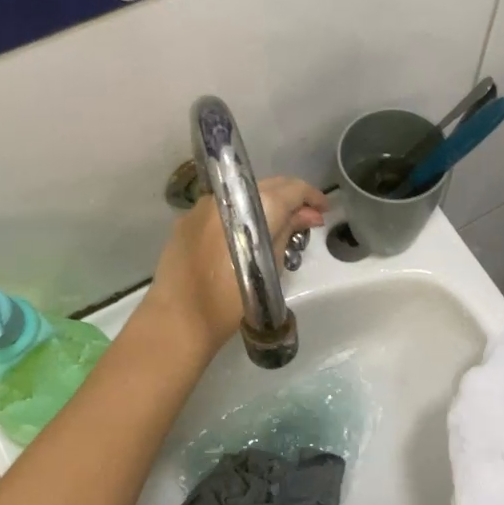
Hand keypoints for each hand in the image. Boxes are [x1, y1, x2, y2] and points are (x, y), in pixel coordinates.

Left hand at [142, 177, 327, 350]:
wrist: (180, 318)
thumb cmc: (232, 300)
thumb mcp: (270, 266)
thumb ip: (288, 231)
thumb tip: (308, 215)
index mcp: (255, 206)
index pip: (292, 189)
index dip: (311, 196)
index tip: (323, 209)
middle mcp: (228, 196)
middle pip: (267, 186)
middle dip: (289, 197)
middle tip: (306, 218)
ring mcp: (204, 205)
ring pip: (242, 194)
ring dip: (263, 204)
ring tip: (277, 226)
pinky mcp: (187, 219)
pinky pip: (221, 208)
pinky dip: (239, 214)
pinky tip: (245, 234)